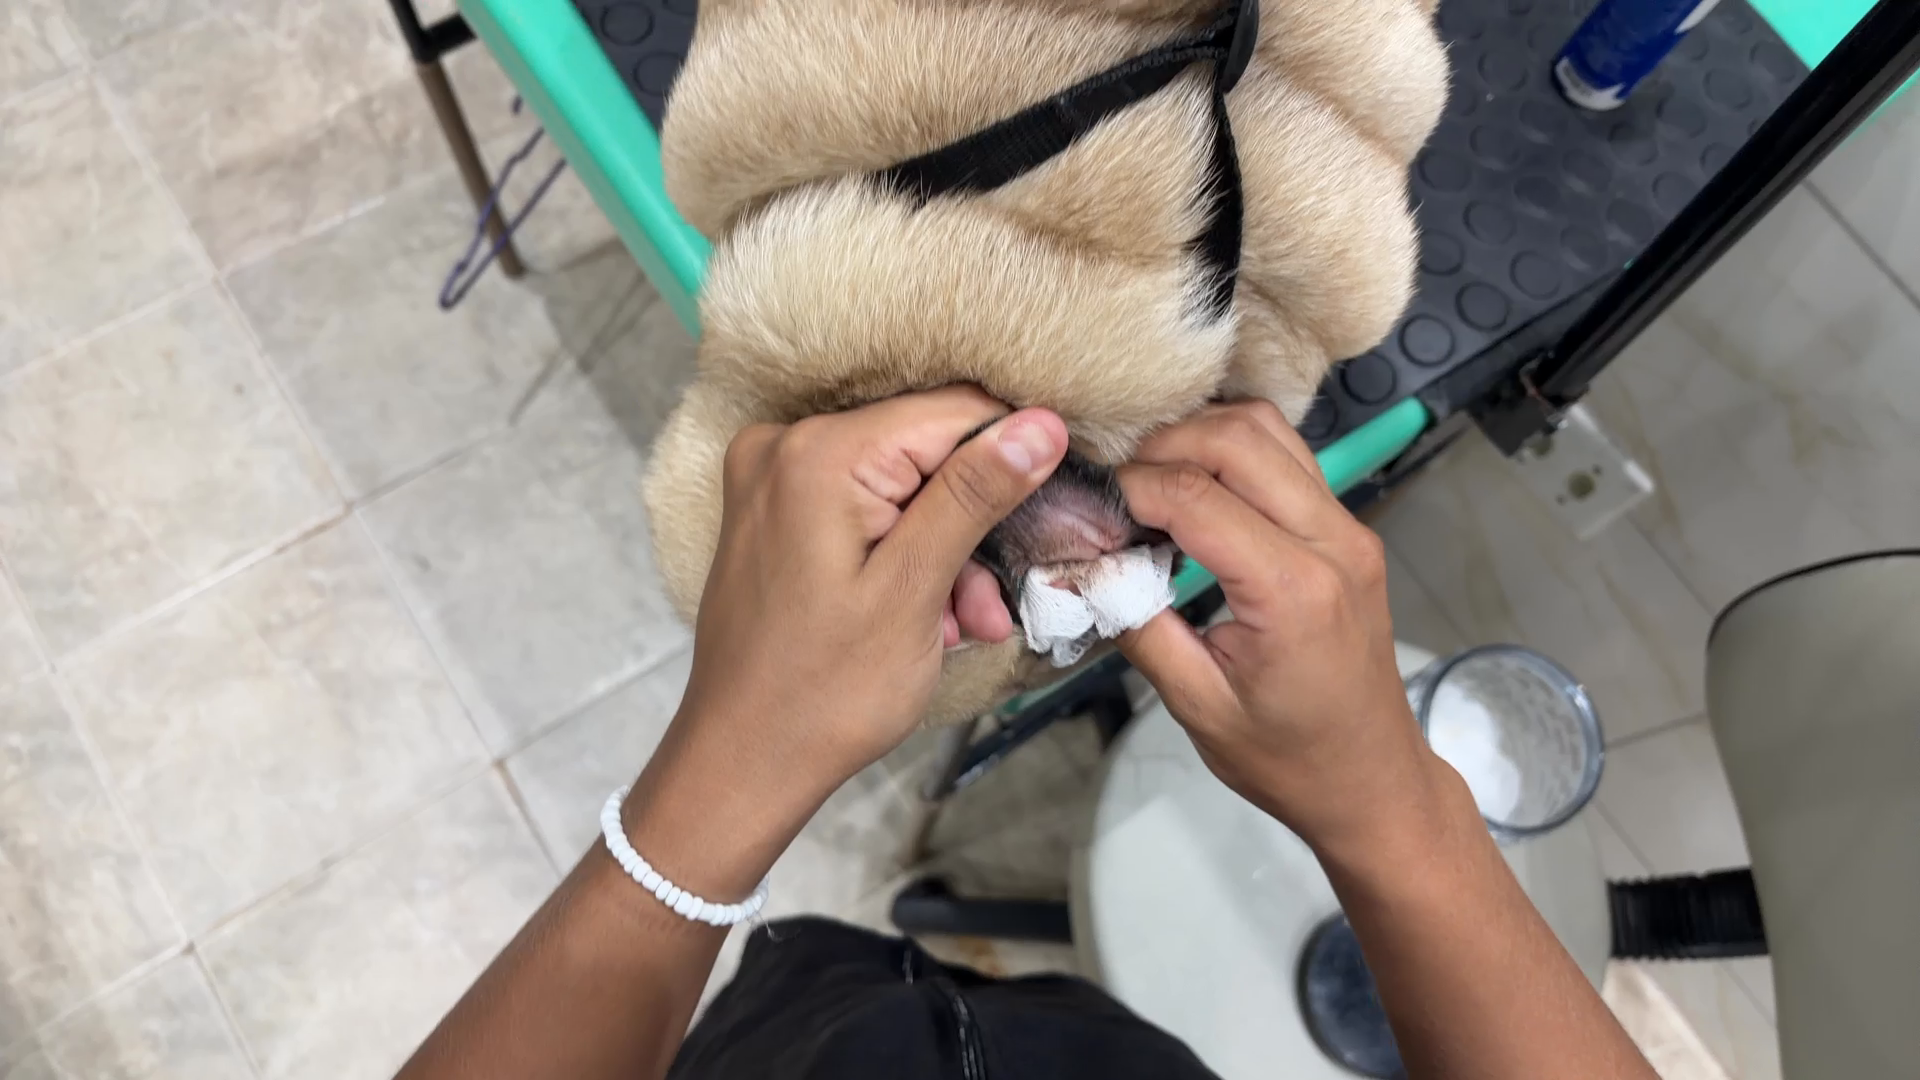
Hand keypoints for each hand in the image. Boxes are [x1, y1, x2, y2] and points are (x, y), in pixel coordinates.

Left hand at [669, 387, 1067, 808]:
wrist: (744, 761)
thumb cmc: (829, 691)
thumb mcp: (913, 589)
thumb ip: (974, 495)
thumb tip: (1042, 424)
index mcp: (820, 453)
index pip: (951, 413)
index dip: (1011, 458)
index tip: (1045, 517)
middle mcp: (786, 443)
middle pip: (924, 451)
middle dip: (972, 523)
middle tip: (990, 603)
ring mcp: (773, 477)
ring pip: (900, 487)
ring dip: (944, 551)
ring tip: (965, 622)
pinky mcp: (775, 510)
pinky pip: (864, 508)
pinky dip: (902, 553)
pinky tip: (927, 614)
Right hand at [1116, 402, 1442, 858]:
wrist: (1370, 779)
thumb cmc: (1285, 755)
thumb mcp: (1194, 701)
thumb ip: (1134, 621)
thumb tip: (1080, 565)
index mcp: (1292, 589)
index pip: (1194, 495)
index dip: (1128, 488)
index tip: (1088, 507)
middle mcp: (1331, 540)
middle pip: (1236, 437)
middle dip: (1160, 447)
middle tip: (1116, 490)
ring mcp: (1347, 527)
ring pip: (1267, 428)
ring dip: (1198, 436)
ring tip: (1151, 479)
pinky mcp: (1345, 528)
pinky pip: (1285, 454)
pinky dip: (1230, 449)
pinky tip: (1195, 484)